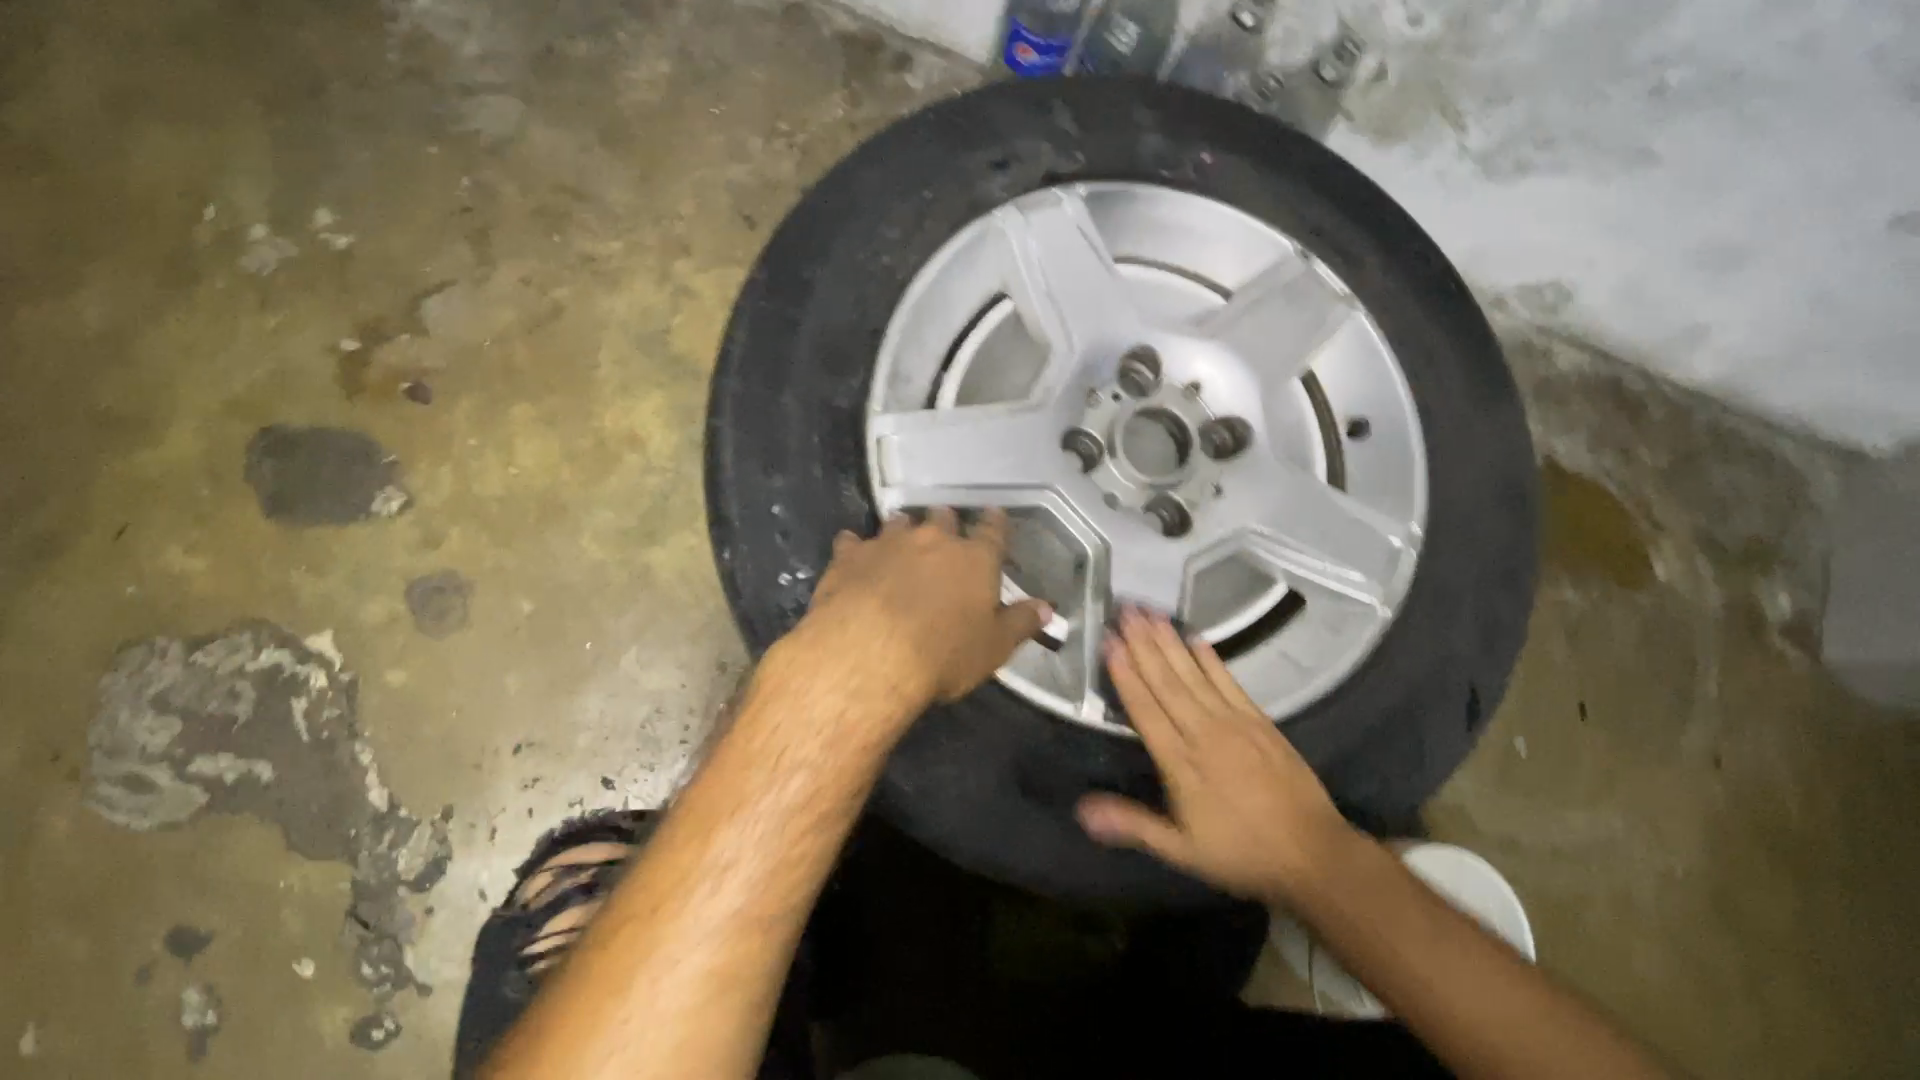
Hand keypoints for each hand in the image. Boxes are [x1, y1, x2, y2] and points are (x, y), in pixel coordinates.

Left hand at [798, 508, 1049, 709]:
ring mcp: (888, 544)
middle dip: (946, 522)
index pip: (992, 533)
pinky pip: (852, 542)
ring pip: (898, 524)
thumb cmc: (943, 655)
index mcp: (974, 560)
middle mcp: (933, 541)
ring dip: (903, 529)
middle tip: (945, 525)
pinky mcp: (850, 557)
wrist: (870, 654)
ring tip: (902, 533)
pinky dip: (855, 547)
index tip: (995, 514)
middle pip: (942, 520)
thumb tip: (1047, 607)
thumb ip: (1020, 623)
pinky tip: (851, 551)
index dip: (995, 524)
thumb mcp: (993, 648)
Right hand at [1076, 609, 1360, 901]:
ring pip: (1193, 674)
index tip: (1109, 642)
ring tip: (1150, 613)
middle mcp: (1203, 733)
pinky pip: (1228, 681)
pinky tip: (1195, 637)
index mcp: (1180, 762)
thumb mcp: (1182, 850)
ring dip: (1170, 642)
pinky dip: (1210, 657)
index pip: (1144, 709)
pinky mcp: (1259, 720)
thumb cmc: (1240, 853)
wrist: (1311, 852)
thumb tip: (1083, 811)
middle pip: (1166, 681)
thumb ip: (1133, 825)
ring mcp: (1234, 722)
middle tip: (1124, 610)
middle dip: (1142, 644)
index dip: (1125, 674)